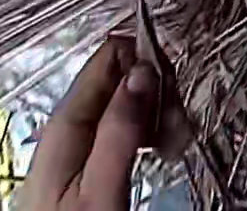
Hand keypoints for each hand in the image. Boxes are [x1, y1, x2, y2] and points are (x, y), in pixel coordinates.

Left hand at [24, 37, 162, 210]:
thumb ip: (120, 128)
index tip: (171, 89)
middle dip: (159, 92)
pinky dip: (150, 132)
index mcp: (67, 123)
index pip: (110, 55)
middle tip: (180, 125)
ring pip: (128, 102)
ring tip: (178, 142)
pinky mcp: (90, 164)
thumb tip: (143, 68)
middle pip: (122, 77)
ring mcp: (80, 145)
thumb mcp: (100, 192)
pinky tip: (165, 149)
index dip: (147, 62)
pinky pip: (125, 128)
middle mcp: (71, 126)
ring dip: (161, 113)